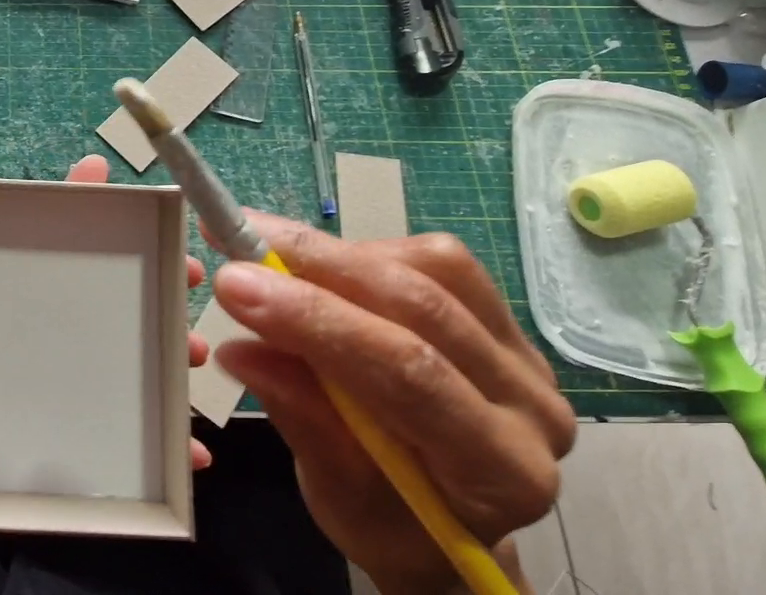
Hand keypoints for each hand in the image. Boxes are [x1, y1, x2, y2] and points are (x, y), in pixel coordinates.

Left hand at [0, 155, 214, 503]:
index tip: (99, 172)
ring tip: (193, 354)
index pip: (44, 243)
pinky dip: (165, 440)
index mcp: (10, 303)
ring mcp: (72, 378)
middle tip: (185, 274)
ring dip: (172, 348)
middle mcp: (49, 333)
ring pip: (135, 352)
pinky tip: (191, 454)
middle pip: (109, 293)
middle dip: (154, 275)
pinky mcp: (86, 426)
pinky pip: (135, 427)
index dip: (71, 202)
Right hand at [208, 211, 574, 594]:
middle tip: (235, 242)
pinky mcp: (502, 319)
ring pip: (432, 269)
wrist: (431, 524)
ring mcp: (525, 356)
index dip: (314, 319)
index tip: (234, 284)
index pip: (408, 373)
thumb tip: (240, 351)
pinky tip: (315, 264)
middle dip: (315, 266)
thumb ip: (300, 418)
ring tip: (264, 249)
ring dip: (335, 251)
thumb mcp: (333, 495)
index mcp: (500, 470)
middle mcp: (530, 406)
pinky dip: (361, 249)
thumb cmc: (383, 521)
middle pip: (421, 306)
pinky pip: (436, 260)